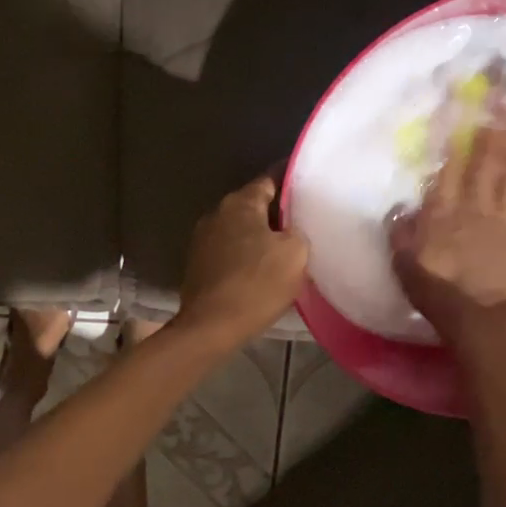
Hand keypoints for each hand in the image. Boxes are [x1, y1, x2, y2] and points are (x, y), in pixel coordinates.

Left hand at [176, 176, 308, 346]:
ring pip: (239, 230)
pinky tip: (260, 269)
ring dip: (258, 237)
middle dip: (275, 213)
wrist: (211, 327)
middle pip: (252, 206)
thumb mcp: (295, 253)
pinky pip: (228, 252)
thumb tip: (289, 231)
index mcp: (239, 203)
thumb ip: (297, 231)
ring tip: (283, 249)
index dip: (290, 182)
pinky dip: (244, 256)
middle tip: (302, 223)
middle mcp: (216, 214)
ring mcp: (202, 240)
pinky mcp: (197, 265)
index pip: (269, 180)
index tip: (309, 187)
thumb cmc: (257, 285)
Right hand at [389, 116, 505, 334]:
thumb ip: (401, 234)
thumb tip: (401, 210)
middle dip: (494, 129)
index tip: (463, 111)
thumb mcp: (404, 263)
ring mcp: (502, 218)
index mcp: (442, 211)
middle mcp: (474, 206)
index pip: (449, 166)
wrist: (475, 316)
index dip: (456, 138)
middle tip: (505, 99)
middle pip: (486, 161)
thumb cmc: (434, 290)